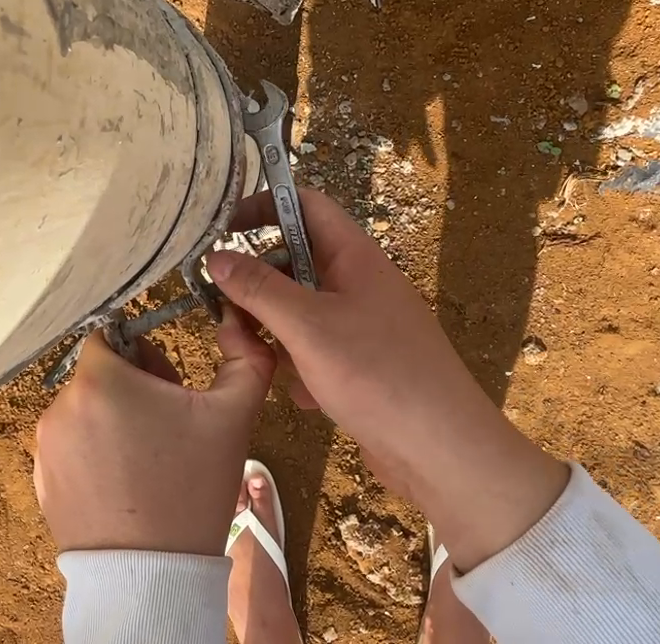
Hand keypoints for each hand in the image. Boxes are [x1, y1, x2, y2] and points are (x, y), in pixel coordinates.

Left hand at [33, 307, 274, 554]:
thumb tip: (239, 325)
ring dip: (114, 421)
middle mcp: (61, 406)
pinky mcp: (41, 480)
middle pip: (100, 374)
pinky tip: (125, 485)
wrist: (153, 578)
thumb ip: (247, 359)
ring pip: (86, 410)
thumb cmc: (192, 488)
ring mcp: (45, 447)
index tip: (166, 387)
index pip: (112, 336)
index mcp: (99, 379)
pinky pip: (71, 447)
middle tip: (166, 428)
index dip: (143, 356)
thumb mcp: (233, 417)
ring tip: (148, 461)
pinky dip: (95, 454)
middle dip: (132, 389)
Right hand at [206, 189, 568, 569]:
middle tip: (227, 319)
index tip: (222, 229)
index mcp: (353, 256)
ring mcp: (360, 325)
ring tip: (258, 363)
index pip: (304, 205)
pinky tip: (303, 397)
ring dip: (272, 333)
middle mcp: (357, 283)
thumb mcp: (308, 327)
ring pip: (297, 311)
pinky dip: (299, 368)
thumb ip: (258, 288)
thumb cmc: (377, 374)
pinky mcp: (360, 365)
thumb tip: (215, 255)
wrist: (444, 454)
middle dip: (255, 289)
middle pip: (292, 263)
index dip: (263, 207)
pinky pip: (313, 349)